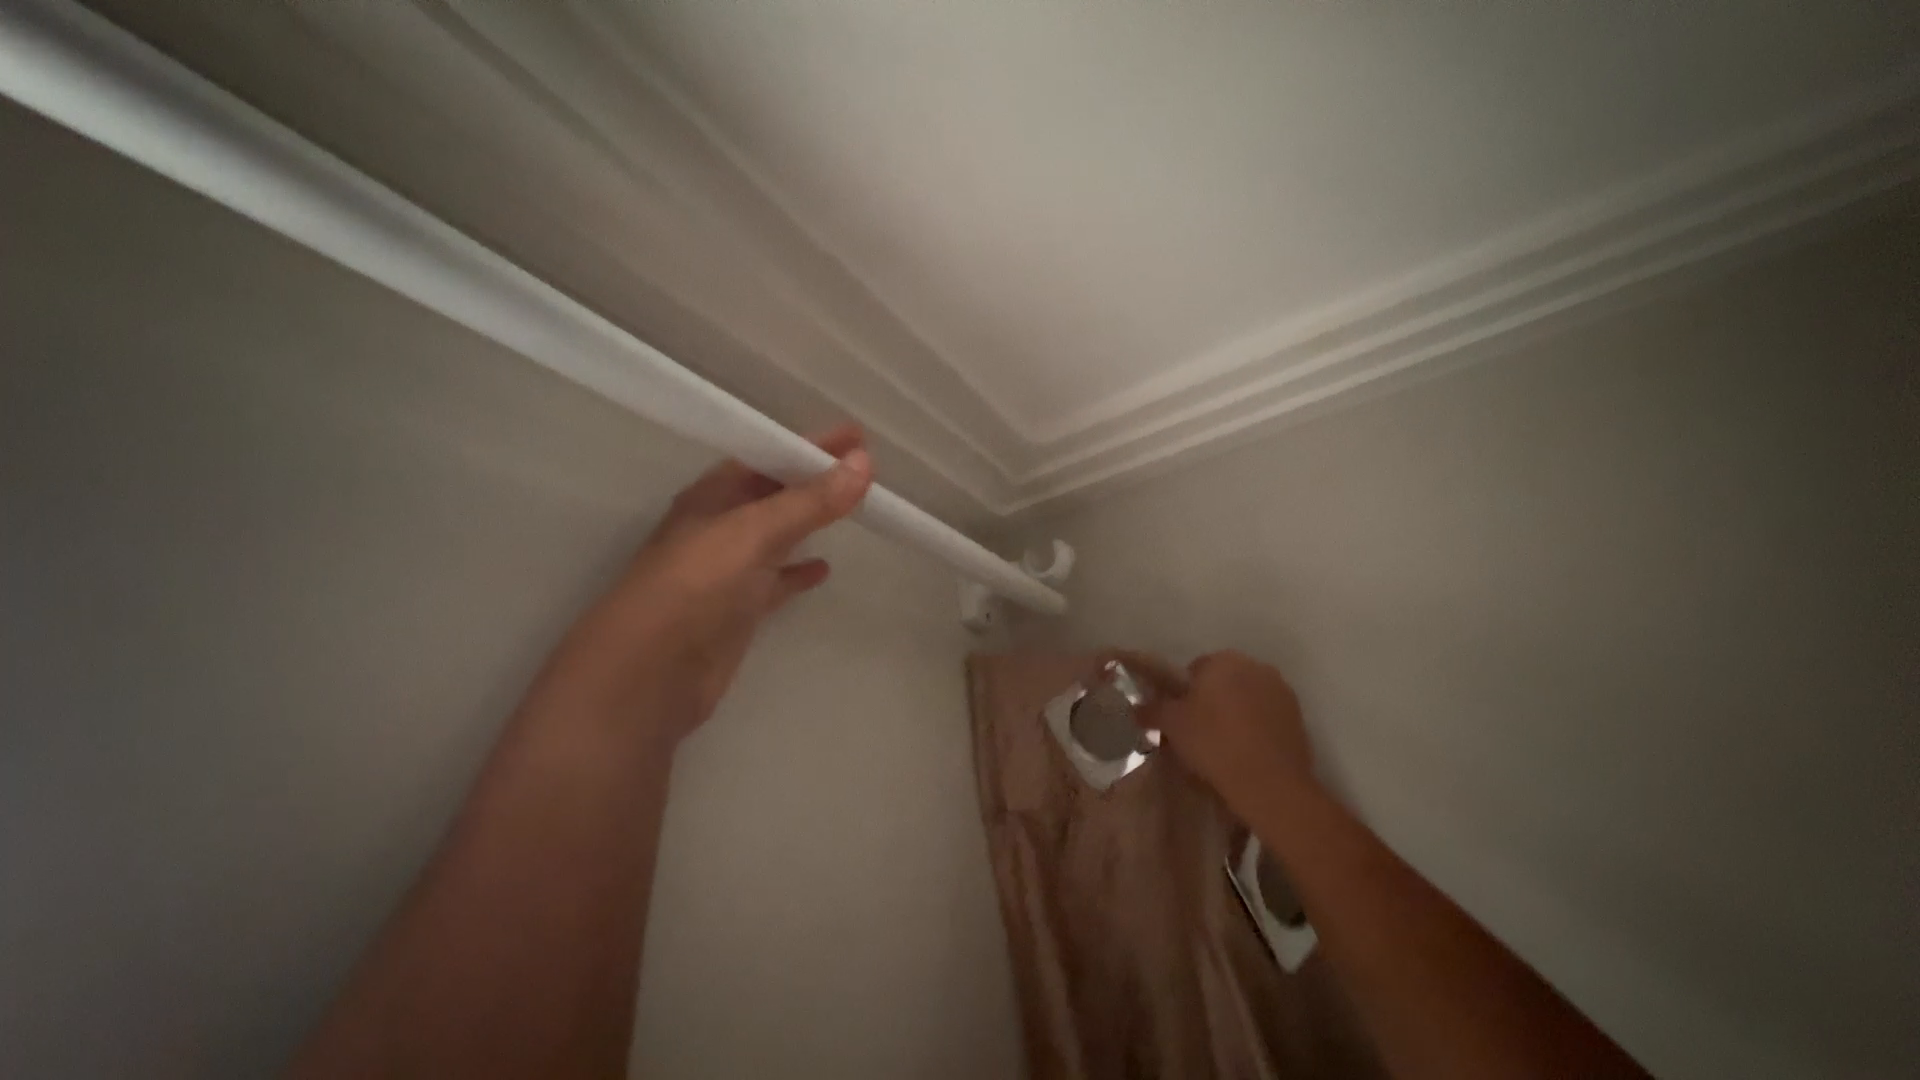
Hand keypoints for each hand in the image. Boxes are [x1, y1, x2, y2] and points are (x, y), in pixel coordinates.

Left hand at [539, 425, 872, 743]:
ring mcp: (728, 572)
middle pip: (773, 493)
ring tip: (853, 509)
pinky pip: (776, 581)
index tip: (856, 436)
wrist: (649, 673)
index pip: (766, 457)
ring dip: (810, 521)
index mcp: (711, 497)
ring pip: (777, 536)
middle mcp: (718, 528)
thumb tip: (864, 464)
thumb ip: (808, 502)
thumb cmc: (694, 587)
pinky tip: (825, 569)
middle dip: (813, 479)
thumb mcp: (752, 534)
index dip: (807, 445)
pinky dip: (799, 572)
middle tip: (864, 468)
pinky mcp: (738, 611)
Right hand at [1122, 649, 1320, 817]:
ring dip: (1235, 712)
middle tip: (1198, 733)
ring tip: (1224, 745)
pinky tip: (1246, 752)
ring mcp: (1281, 691)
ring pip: (1247, 698)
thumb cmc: (1213, 743)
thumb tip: (1136, 707)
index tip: (1180, 720)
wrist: (1269, 783)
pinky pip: (1266, 716)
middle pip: (1223, 681)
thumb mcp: (1171, 725)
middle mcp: (1255, 666)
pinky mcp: (1297, 716)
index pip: (1195, 669)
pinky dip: (1256, 727)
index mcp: (1224, 660)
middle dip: (1211, 700)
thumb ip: (1151, 710)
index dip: (1183, 694)